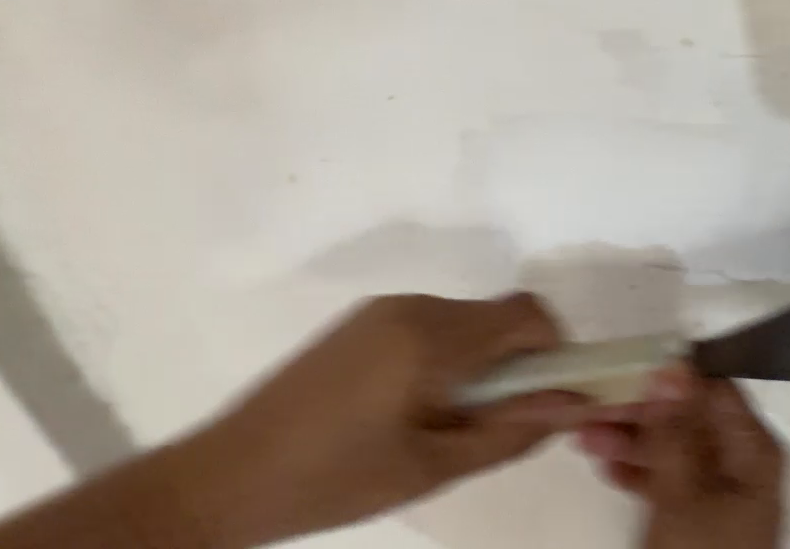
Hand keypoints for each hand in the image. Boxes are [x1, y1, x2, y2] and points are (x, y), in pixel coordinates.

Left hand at [167, 293, 595, 545]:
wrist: (219, 480)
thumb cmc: (331, 482)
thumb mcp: (430, 469)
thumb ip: (509, 433)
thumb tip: (570, 406)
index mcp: (433, 339)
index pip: (528, 313)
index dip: (554, 347)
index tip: (547, 394)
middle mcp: (417, 307)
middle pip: (501, 316)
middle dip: (516, 361)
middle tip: (494, 420)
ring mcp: (388, 308)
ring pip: (470, 320)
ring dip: (481, 360)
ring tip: (444, 421)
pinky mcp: (366, 319)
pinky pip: (435, 323)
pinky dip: (449, 354)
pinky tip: (411, 405)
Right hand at [575, 365, 786, 548]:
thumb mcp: (683, 496)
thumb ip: (676, 430)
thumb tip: (673, 364)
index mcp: (755, 452)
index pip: (715, 392)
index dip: (671, 380)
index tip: (623, 373)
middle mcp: (744, 465)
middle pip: (692, 419)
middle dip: (643, 413)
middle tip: (590, 410)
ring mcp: (723, 495)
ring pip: (677, 450)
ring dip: (634, 441)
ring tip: (584, 438)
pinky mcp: (701, 523)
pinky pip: (672, 482)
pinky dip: (641, 473)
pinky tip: (605, 466)